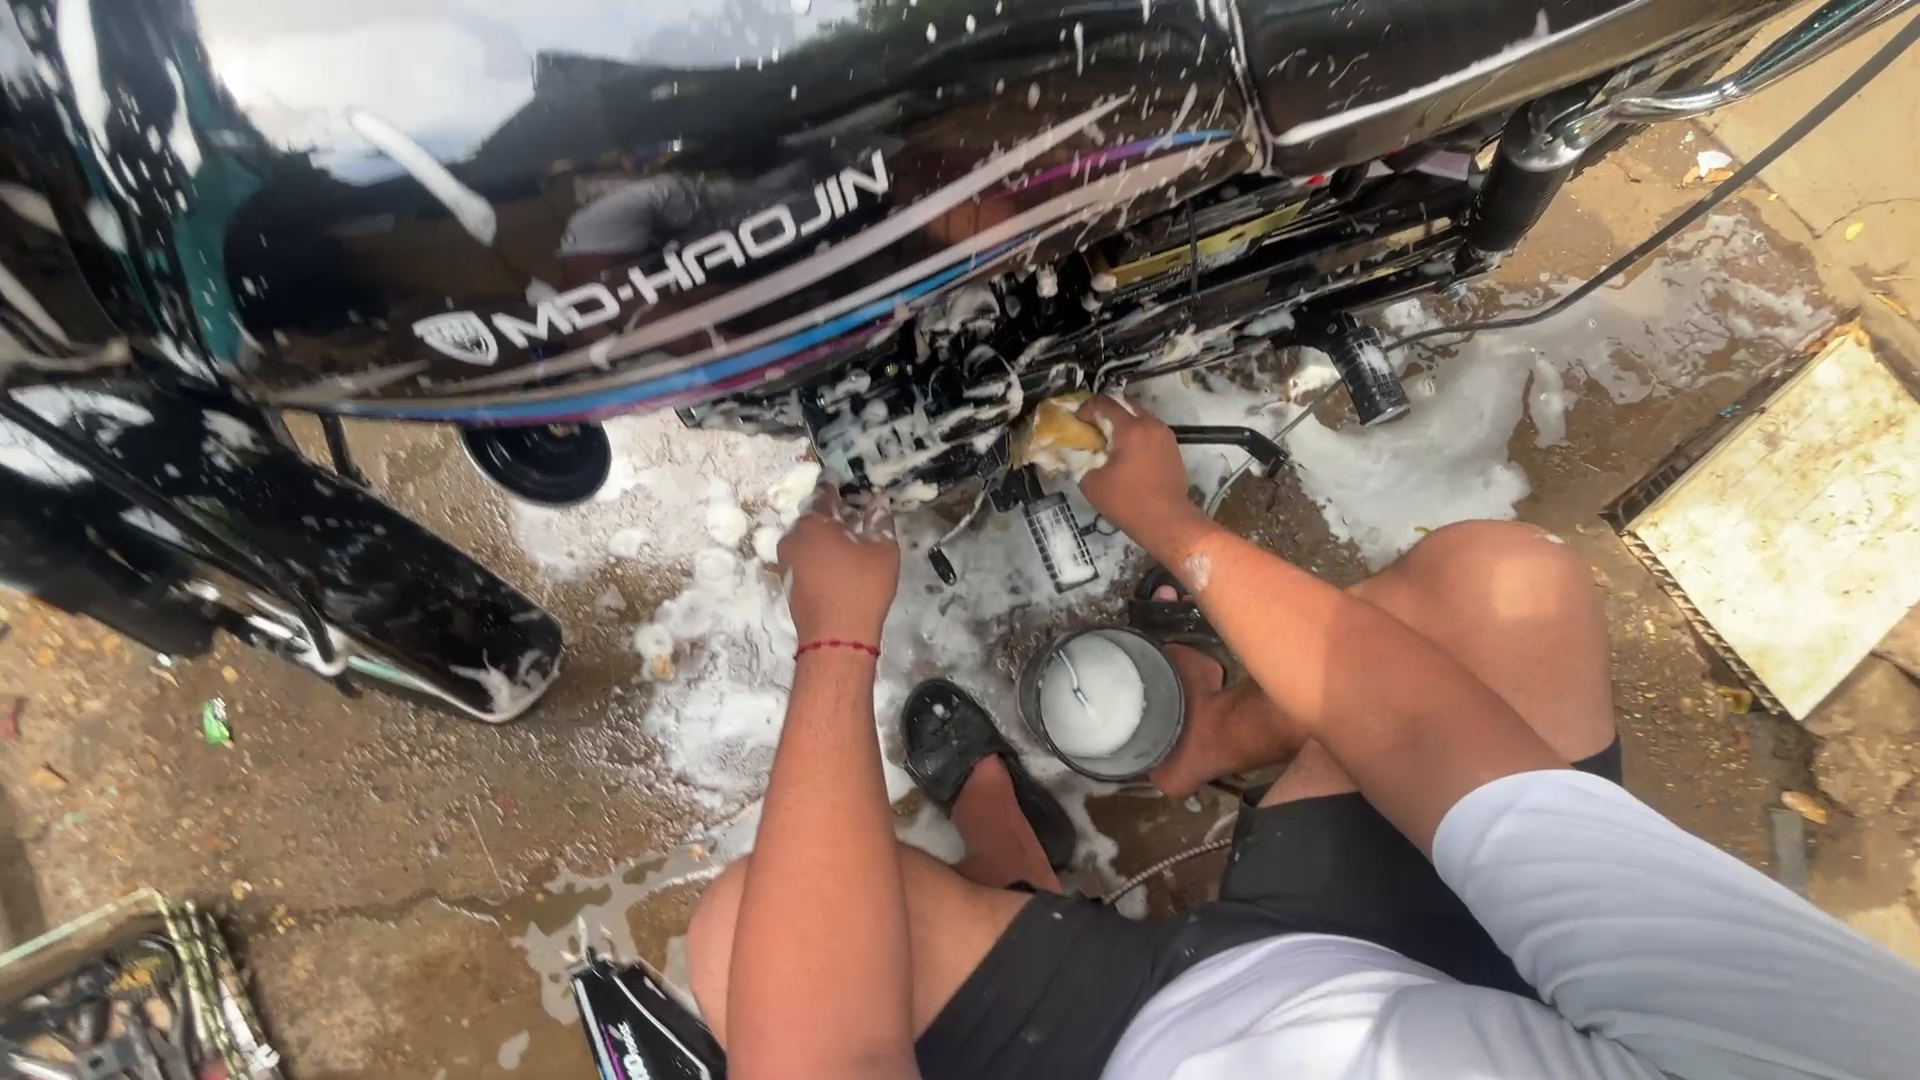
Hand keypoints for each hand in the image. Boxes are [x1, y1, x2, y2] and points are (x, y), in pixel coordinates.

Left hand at [779, 488, 901, 645]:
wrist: (836, 638)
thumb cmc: (862, 589)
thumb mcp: (882, 551)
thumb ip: (880, 521)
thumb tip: (879, 501)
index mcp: (814, 522)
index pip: (825, 491)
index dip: (838, 484)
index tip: (849, 480)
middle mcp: (793, 535)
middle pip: (814, 514)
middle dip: (834, 512)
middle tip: (858, 512)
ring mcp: (786, 559)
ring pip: (809, 535)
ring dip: (827, 533)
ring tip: (852, 538)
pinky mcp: (787, 579)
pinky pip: (805, 554)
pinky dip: (820, 551)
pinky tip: (839, 560)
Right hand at [1075, 396, 1209, 555]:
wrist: (1166, 520)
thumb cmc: (1126, 501)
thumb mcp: (1091, 482)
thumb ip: (1078, 459)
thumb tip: (1072, 449)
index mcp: (1130, 428)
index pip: (1103, 403)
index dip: (1085, 409)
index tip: (1076, 424)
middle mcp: (1150, 424)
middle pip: (1123, 405)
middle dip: (1104, 414)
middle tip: (1091, 431)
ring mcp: (1165, 434)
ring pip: (1138, 416)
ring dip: (1121, 424)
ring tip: (1109, 444)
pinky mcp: (1172, 447)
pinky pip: (1149, 430)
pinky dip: (1135, 434)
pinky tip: (1127, 455)